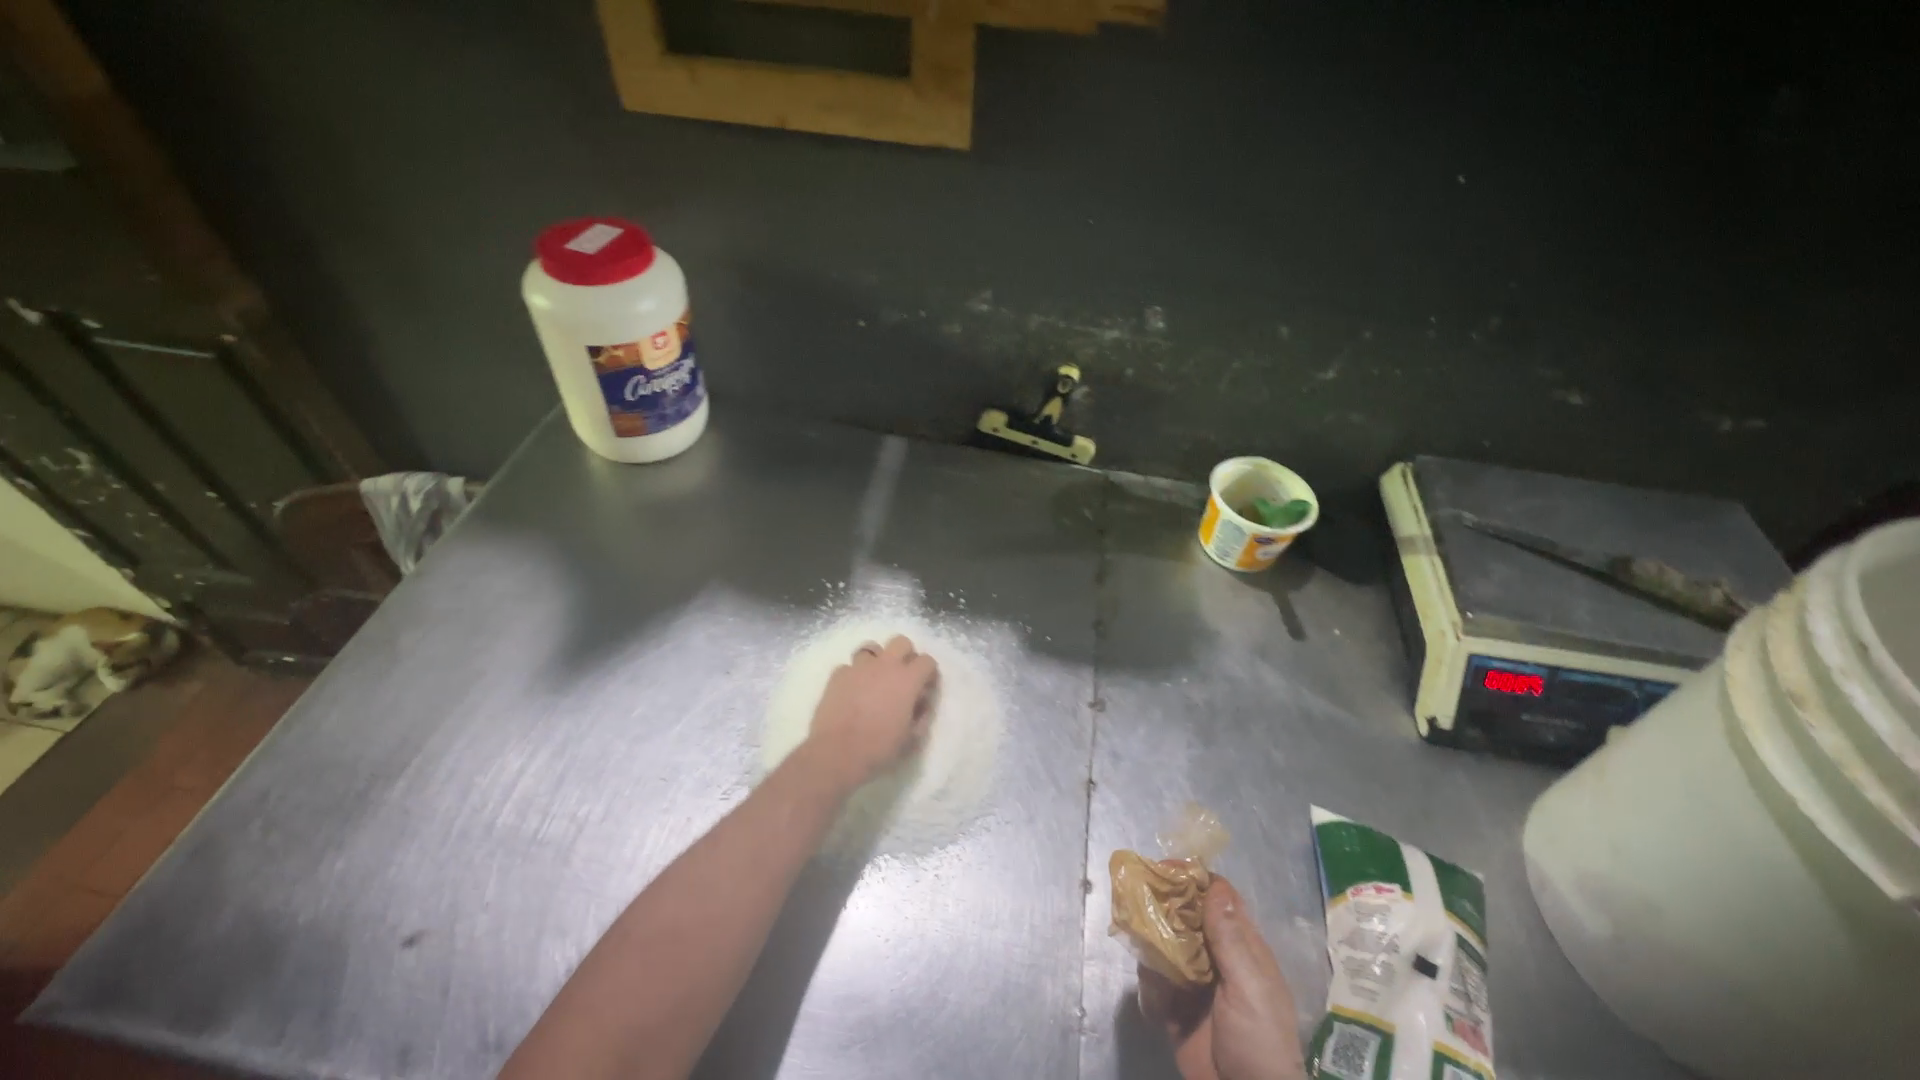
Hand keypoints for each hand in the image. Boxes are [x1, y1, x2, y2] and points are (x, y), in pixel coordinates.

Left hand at [803, 635, 938, 789]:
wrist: (838, 752)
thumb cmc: (880, 747)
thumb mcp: (912, 738)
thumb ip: (921, 714)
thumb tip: (921, 702)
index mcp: (908, 679)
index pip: (927, 661)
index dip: (929, 673)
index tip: (925, 687)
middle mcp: (885, 665)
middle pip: (901, 642)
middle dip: (905, 655)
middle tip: (901, 677)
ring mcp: (858, 667)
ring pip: (871, 648)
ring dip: (877, 660)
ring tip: (874, 679)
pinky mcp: (837, 675)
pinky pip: (849, 666)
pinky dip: (853, 675)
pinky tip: (851, 692)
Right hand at [1139, 875, 1304, 1079]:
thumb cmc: (1260, 1042)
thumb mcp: (1250, 988)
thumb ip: (1230, 940)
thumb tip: (1216, 887)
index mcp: (1244, 950)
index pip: (1219, 900)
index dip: (1195, 880)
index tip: (1165, 868)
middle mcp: (1219, 961)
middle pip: (1187, 919)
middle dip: (1164, 908)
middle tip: (1138, 900)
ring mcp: (1197, 986)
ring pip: (1167, 949)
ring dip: (1152, 947)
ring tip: (1140, 947)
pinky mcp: (1177, 1012)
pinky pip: (1156, 985)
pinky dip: (1150, 985)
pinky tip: (1154, 998)